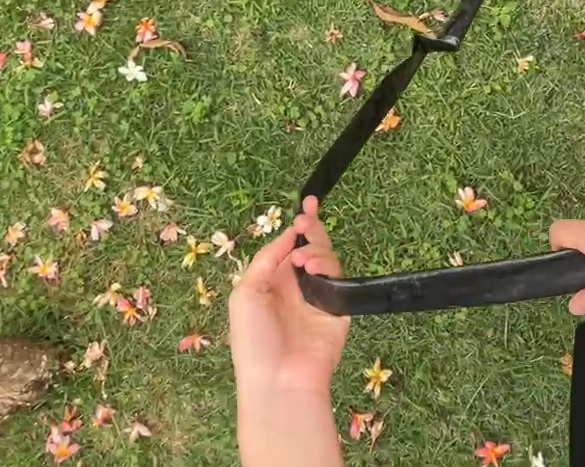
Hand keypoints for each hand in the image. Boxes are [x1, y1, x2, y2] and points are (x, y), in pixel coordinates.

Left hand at [229, 197, 349, 396]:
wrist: (280, 381)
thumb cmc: (254, 340)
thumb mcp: (246, 294)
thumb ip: (266, 258)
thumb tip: (290, 234)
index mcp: (273, 282)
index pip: (288, 245)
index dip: (297, 225)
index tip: (306, 203)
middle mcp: (296, 285)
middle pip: (310, 245)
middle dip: (311, 227)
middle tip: (307, 217)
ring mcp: (318, 294)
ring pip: (326, 255)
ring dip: (316, 247)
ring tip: (304, 258)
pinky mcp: (338, 305)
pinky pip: (338, 275)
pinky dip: (327, 264)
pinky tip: (314, 267)